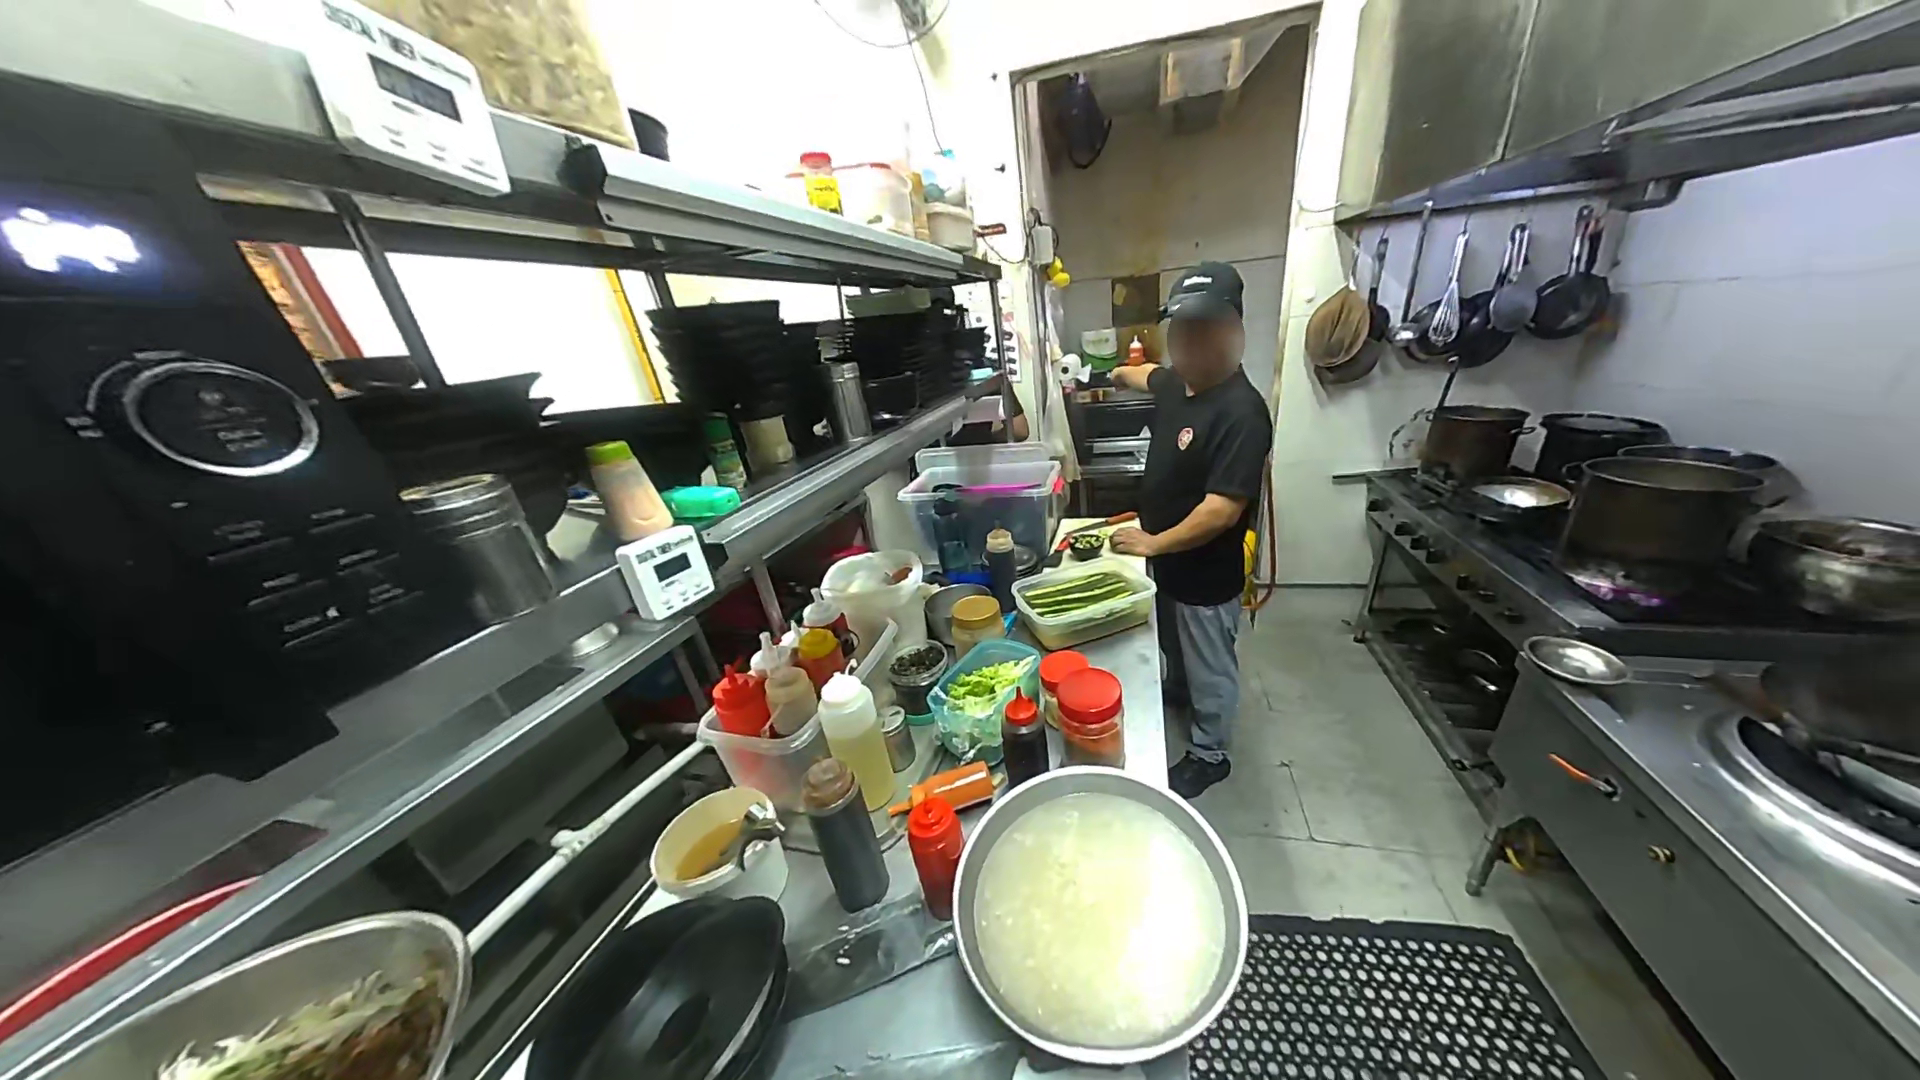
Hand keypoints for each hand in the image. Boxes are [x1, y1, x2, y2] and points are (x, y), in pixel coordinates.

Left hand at [1108, 527, 1158, 556]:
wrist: (1154, 544)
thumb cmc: (1148, 539)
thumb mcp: (1139, 532)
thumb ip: (1132, 532)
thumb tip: (1126, 535)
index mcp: (1130, 529)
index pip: (1118, 530)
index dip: (1114, 534)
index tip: (1114, 538)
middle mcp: (1127, 533)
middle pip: (1114, 535)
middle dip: (1112, 540)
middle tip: (1113, 544)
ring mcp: (1127, 540)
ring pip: (1114, 541)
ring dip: (1113, 545)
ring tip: (1114, 548)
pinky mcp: (1127, 547)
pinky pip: (1117, 548)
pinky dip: (1116, 549)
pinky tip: (1117, 551)